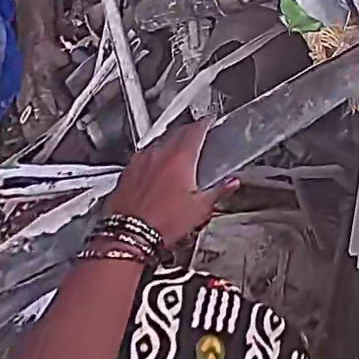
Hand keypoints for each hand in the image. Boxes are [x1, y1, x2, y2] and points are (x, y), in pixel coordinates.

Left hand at [109, 120, 235, 244]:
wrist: (129, 236)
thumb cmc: (162, 224)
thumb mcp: (199, 210)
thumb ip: (218, 192)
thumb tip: (231, 183)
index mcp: (181, 158)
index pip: (195, 130)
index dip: (204, 123)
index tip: (208, 121)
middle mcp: (159, 154)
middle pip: (176, 133)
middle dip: (187, 131)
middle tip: (195, 135)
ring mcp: (141, 161)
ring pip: (158, 144)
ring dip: (169, 145)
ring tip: (176, 156)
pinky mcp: (127, 171)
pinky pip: (142, 157)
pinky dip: (151, 159)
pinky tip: (153, 172)